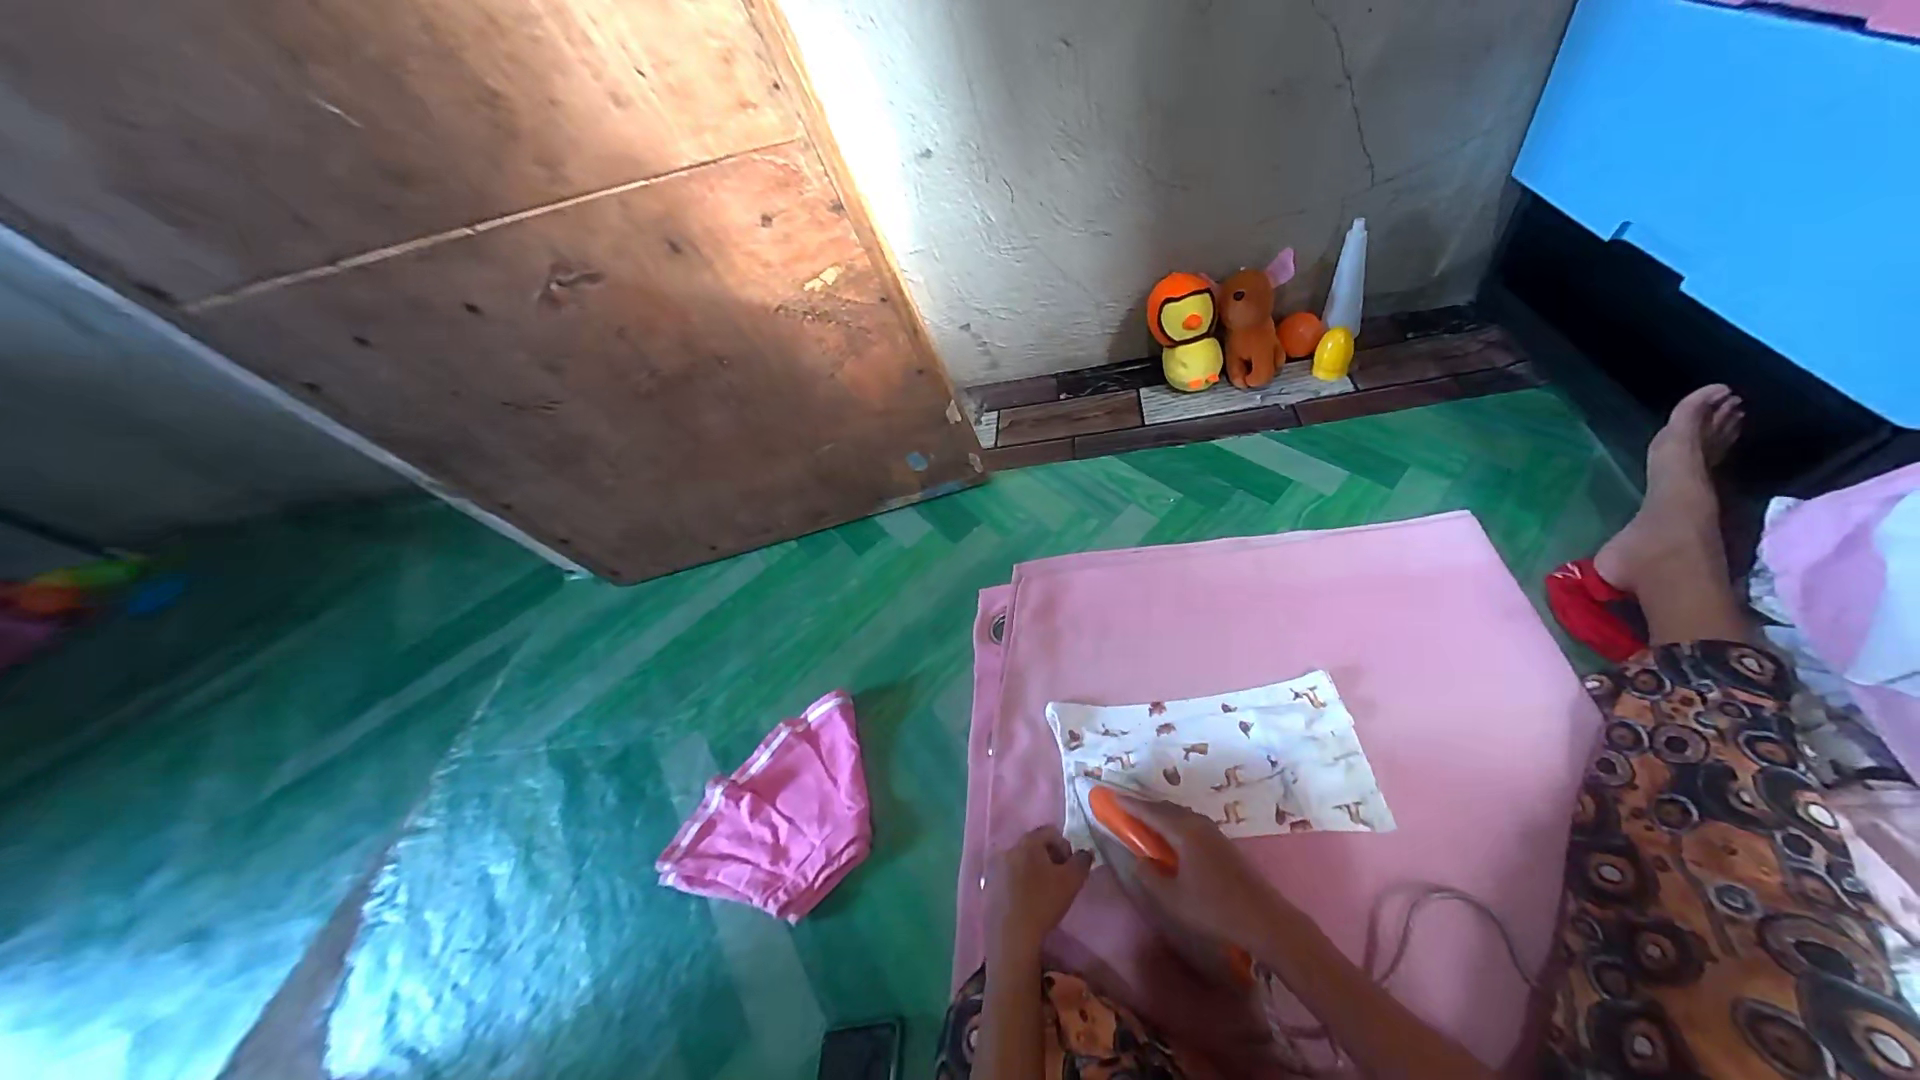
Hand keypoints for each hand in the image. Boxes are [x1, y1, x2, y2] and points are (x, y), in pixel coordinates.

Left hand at [985, 826, 1092, 961]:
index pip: (1051, 832)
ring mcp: (995, 866)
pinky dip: (1020, 882)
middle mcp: (1009, 848)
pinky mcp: (989, 884)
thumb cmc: (1043, 902)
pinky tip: (1027, 901)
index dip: (1065, 847)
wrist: (1011, 935)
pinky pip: (1009, 876)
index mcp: (1028, 842)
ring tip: (1043, 892)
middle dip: (1050, 858)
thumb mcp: (1072, 881)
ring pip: (1021, 861)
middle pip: (1035, 844)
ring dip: (1034, 870)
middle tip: (1059, 880)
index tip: (1070, 868)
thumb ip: (1082, 861)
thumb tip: (1084, 852)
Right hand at [1111, 794, 1291, 949]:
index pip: (1150, 811)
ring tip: (1143, 820)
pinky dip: (1173, 822)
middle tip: (1124, 807)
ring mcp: (1213, 832)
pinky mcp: (1222, 843)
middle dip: (1144, 806)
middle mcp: (1198, 824)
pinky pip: (1190, 822)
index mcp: (1184, 831)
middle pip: (1165, 808)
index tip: (1111, 796)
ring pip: (1179, 814)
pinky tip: (1170, 836)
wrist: (1264, 920)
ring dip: (1160, 814)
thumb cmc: (1214, 909)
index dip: (1129, 804)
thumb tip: (1138, 860)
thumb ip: (1149, 876)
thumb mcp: (1173, 898)